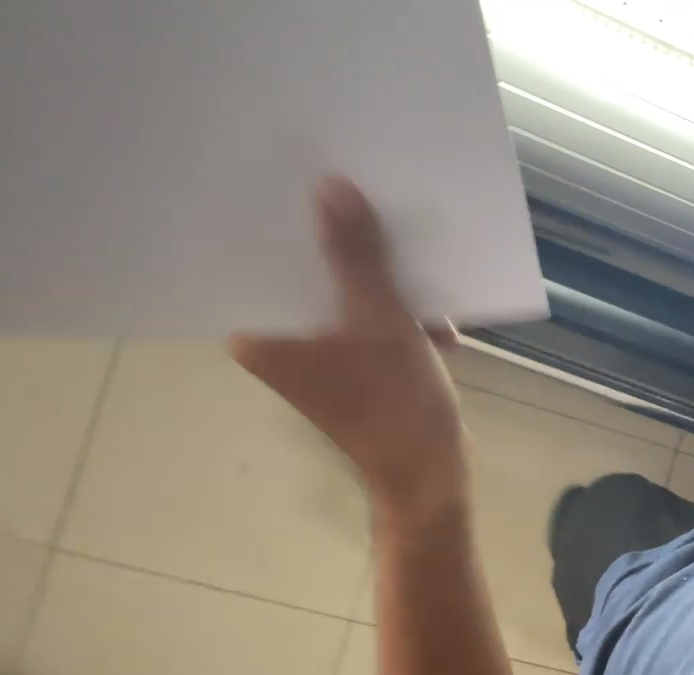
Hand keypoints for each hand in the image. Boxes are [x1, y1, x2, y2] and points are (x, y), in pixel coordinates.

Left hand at [230, 178, 468, 530]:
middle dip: (346, 247)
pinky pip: (367, 321)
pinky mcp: (352, 368)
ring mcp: (317, 357)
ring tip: (420, 275)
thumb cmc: (395, 407)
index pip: (260, 255)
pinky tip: (434, 322)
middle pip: (306, 273)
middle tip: (372, 207)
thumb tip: (333, 186)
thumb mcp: (381, 324)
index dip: (288, 219)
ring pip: (343, 296)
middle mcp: (277, 342)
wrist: (431, 476)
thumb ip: (358, 257)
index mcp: (259, 332)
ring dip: (385, 286)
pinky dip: (398, 317)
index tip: (312, 179)